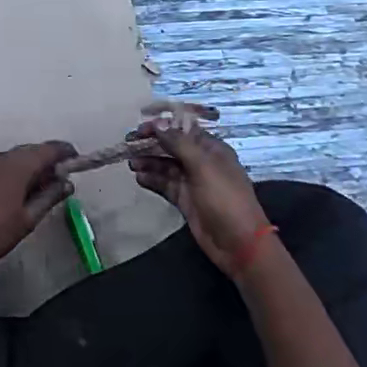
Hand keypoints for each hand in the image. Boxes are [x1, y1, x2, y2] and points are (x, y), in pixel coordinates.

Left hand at [0, 142, 76, 273]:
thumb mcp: (29, 218)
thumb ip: (50, 196)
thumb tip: (67, 183)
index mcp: (17, 166)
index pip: (48, 150)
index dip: (65, 152)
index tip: (77, 159)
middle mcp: (0, 158)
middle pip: (31, 150)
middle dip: (48, 159)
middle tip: (61, 176)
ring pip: (14, 156)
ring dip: (30, 164)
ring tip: (40, 184)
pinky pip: (0, 164)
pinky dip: (14, 169)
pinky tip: (16, 188)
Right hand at [129, 122, 270, 276]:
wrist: (238, 242)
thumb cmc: (224, 198)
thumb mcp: (203, 166)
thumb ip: (179, 143)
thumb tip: (159, 124)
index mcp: (212, 149)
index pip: (183, 131)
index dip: (162, 127)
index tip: (140, 129)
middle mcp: (202, 163)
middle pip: (173, 148)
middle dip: (152, 145)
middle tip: (128, 145)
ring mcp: (193, 183)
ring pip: (167, 167)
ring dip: (149, 163)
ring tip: (130, 163)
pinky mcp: (186, 201)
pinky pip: (167, 185)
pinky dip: (153, 180)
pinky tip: (139, 178)